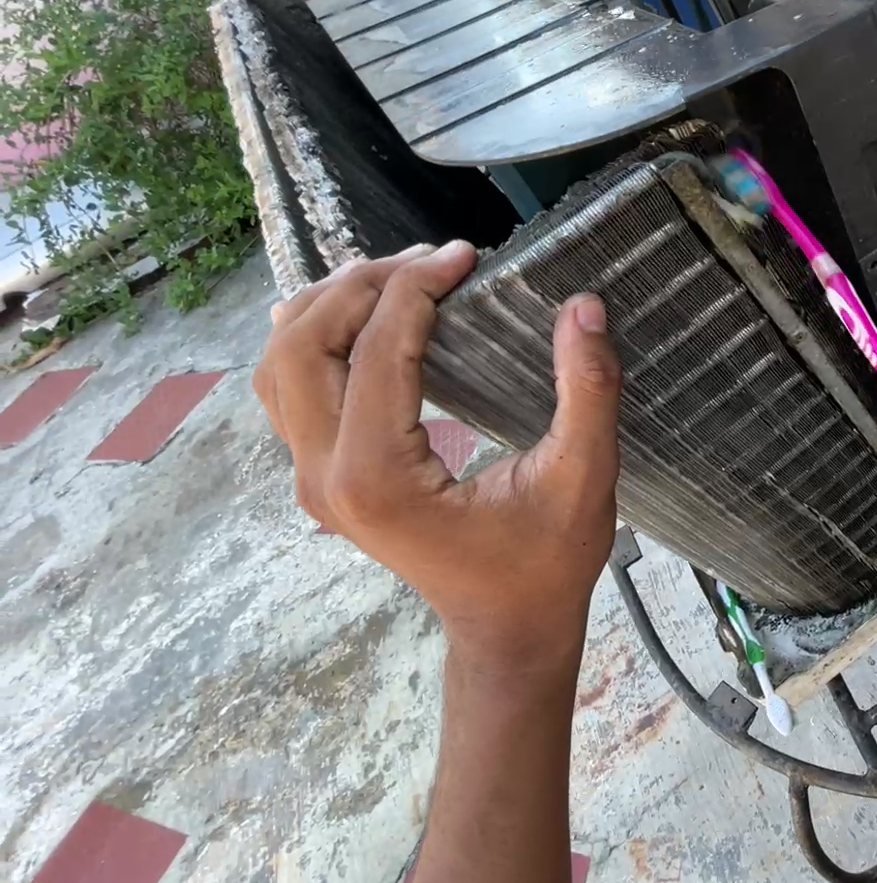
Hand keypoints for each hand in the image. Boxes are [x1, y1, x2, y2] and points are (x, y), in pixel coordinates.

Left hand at [253, 241, 622, 676]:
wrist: (509, 628)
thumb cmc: (550, 562)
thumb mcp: (584, 476)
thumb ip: (587, 392)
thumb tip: (584, 308)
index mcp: (379, 475)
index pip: (378, 351)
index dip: (419, 290)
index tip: (467, 255)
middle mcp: (324, 474)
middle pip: (303, 346)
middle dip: (364, 287)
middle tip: (432, 261)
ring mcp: (314, 480)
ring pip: (282, 365)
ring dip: (333, 309)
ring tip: (398, 278)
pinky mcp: (326, 480)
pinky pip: (294, 391)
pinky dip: (322, 341)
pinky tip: (361, 321)